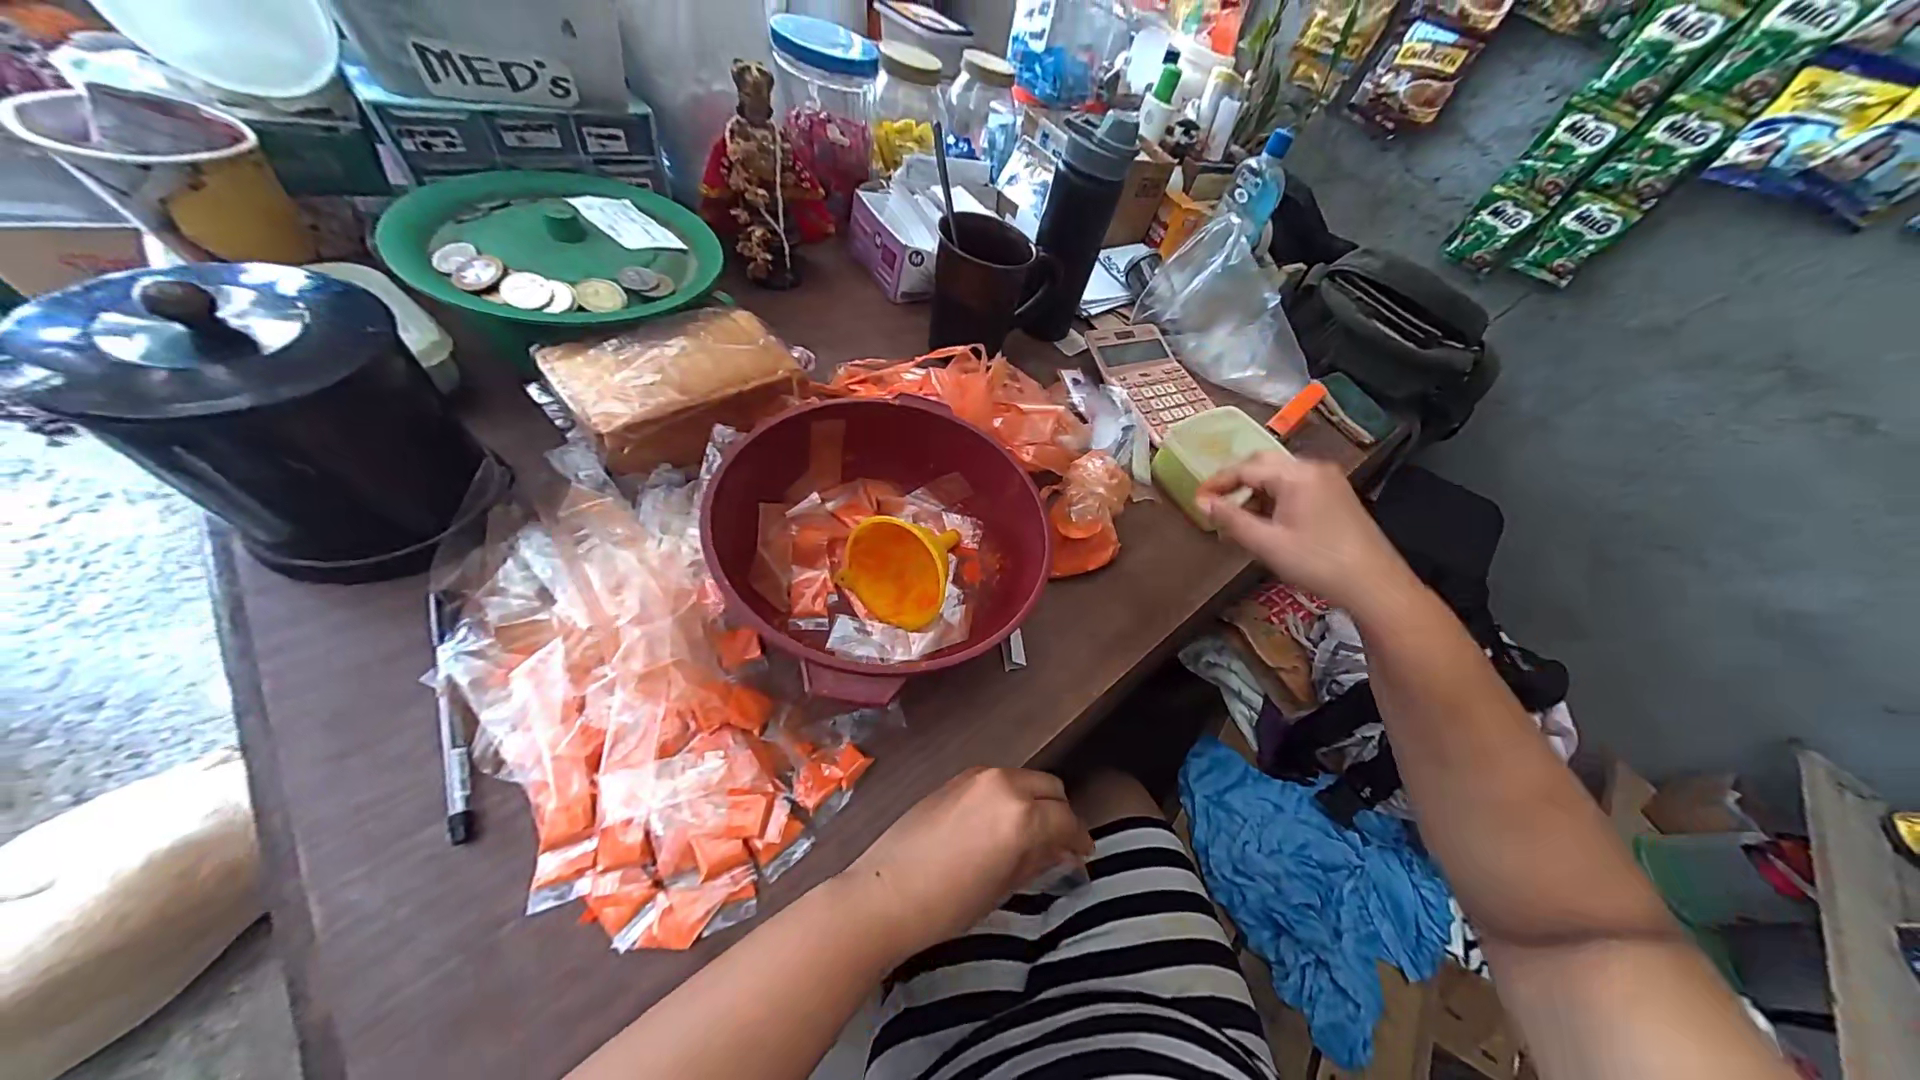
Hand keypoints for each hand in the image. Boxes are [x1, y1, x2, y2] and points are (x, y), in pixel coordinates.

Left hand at [838, 767, 1092, 956]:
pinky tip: (997, 824)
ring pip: (1024, 779)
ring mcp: (976, 776)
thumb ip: (1039, 860)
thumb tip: (1062, 851)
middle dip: (1059, 813)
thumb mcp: (1003, 887)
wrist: (884, 893)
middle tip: (1057, 844)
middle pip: (1050, 788)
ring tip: (1027, 835)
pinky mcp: (955, 778)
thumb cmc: (948, 903)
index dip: (1079, 839)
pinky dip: (1008, 795)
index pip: (1066, 820)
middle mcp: (1003, 784)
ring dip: (1034, 801)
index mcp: (1020, 814)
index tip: (1082, 854)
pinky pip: (997, 780)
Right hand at [1196, 451, 1419, 618]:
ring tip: (1239, 519)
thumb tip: (1201, 502)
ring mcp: (1329, 480)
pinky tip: (1268, 522)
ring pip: (1280, 475)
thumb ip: (1230, 519)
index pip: (1245, 468)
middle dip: (1236, 482)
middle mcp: (1313, 468)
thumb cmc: (1316, 562)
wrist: (1374, 584)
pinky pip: (1296, 485)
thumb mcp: (1266, 543)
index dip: (1217, 483)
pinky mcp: (1337, 495)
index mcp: (1296, 475)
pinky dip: (1275, 497)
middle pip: (1263, 464)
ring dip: (1255, 491)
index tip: (1197, 500)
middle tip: (1215, 505)